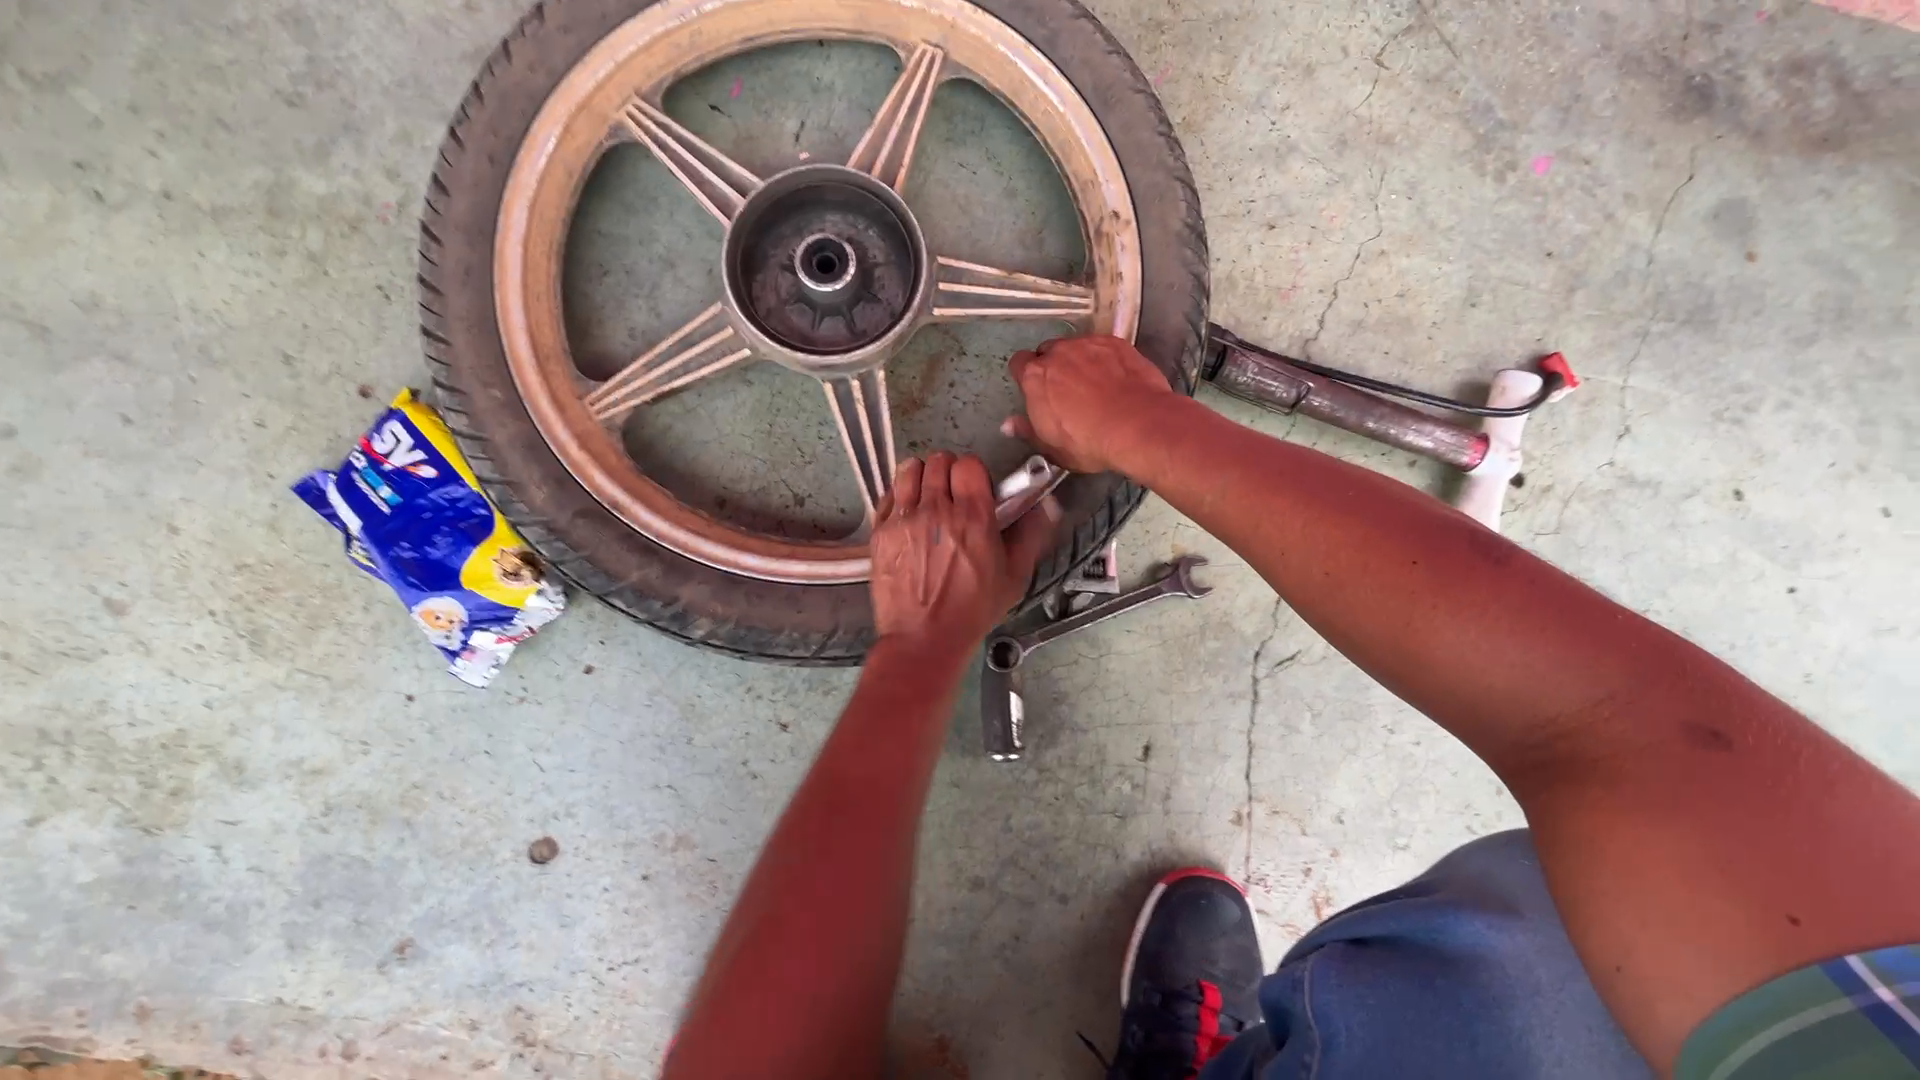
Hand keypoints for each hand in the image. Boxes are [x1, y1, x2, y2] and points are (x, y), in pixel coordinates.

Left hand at [870, 452, 1059, 654]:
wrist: (923, 638)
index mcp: (973, 517)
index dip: (974, 471)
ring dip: (922, 476)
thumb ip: (1031, 534)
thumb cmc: (971, 611)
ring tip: (929, 495)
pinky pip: (889, 495)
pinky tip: (909, 513)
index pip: (969, 464)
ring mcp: (905, 519)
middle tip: (954, 491)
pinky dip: (900, 496)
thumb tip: (1047, 506)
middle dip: (949, 471)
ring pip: (910, 470)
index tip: (976, 487)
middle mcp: (937, 510)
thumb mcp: (1014, 577)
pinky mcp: (881, 532)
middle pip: (939, 461)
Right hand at [1004, 335, 1173, 473]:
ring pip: (1076, 347)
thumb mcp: (1052, 448)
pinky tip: (1116, 378)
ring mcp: (1089, 344)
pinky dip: (1105, 359)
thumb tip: (1008, 424)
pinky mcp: (1116, 343)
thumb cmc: (1089, 442)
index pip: (1019, 363)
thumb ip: (1028, 431)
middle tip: (1066, 390)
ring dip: (1079, 361)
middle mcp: (1059, 353)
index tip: (1034, 389)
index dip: (1026, 375)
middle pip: (1048, 352)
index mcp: (1035, 377)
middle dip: (1053, 367)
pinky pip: (1103, 347)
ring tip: (1094, 384)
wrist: (1138, 425)